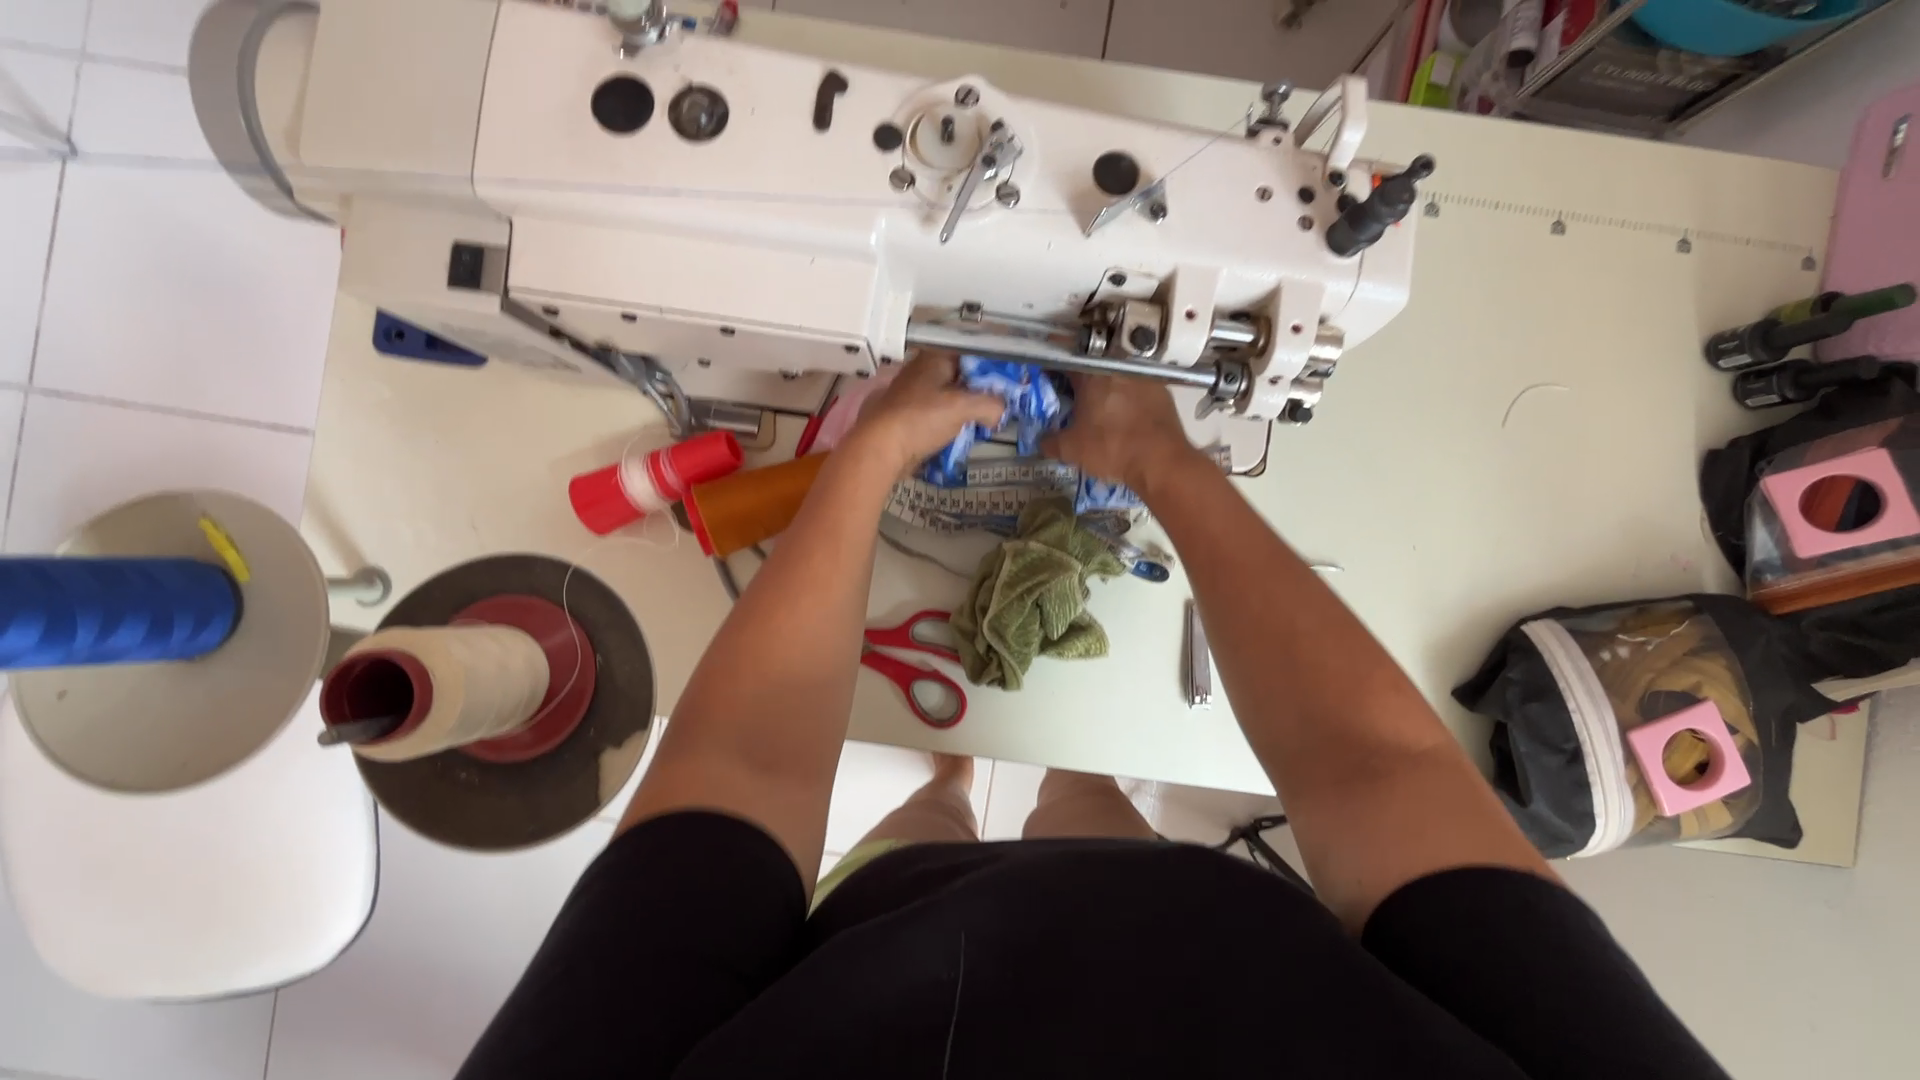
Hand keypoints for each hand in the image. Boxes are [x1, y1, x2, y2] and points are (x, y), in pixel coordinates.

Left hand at [846, 352, 1004, 474]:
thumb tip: (999, 412)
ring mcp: (912, 393)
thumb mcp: (963, 407)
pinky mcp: (907, 416)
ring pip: (948, 395)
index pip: (971, 350)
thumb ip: (990, 404)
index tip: (1008, 379)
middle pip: (960, 374)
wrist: (880, 448)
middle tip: (999, 403)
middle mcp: (921, 370)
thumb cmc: (921, 419)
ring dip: (966, 408)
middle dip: (980, 389)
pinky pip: (936, 414)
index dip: (991, 364)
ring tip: (983, 421)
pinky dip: (950, 422)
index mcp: (934, 358)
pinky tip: (960, 434)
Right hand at [1041, 373, 1198, 495]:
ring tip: (1100, 407)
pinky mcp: (1161, 389)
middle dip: (1080, 378)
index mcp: (1090, 373)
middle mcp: (1116, 366)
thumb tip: (1041, 441)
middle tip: (1072, 395)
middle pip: (1091, 366)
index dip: (1052, 367)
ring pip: (1116, 375)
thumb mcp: (1071, 450)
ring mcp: (1142, 376)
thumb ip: (1050, 442)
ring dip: (1106, 387)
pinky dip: (1128, 397)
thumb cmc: (1111, 448)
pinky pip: (1137, 387)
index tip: (1047, 376)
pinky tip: (1125, 414)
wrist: (1160, 461)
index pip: (1063, 359)